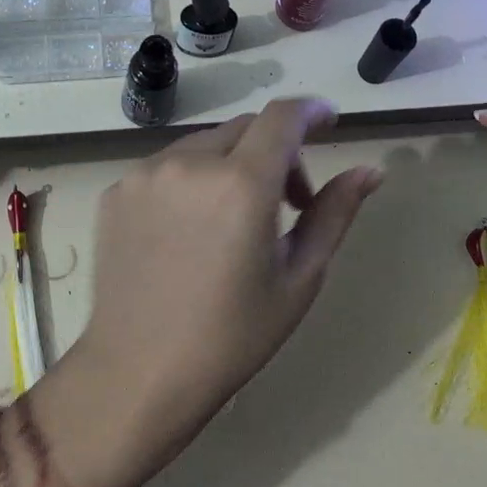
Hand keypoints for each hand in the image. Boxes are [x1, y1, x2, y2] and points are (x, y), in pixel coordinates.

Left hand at [77, 98, 381, 465]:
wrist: (138, 375)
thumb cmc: (232, 336)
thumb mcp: (298, 278)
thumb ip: (334, 213)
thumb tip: (371, 170)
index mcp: (242, 184)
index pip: (282, 117)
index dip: (311, 111)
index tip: (329, 122)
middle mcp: (189, 164)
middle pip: (245, 129)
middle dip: (276, 152)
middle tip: (289, 205)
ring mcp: (145, 174)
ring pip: (204, 145)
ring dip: (232, 165)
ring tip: (234, 222)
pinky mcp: (116, 191)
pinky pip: (167, 167)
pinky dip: (191, 182)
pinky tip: (190, 233)